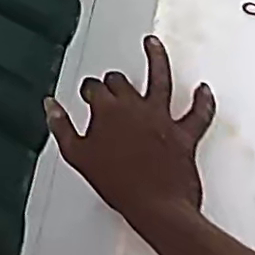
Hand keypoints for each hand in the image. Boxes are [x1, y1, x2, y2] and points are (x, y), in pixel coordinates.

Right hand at [46, 36, 215, 232]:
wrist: (158, 210)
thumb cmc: (118, 184)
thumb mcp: (77, 155)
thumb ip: (60, 125)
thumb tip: (50, 105)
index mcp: (106, 109)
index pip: (93, 87)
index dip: (89, 92)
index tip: (88, 97)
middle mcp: (133, 107)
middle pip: (120, 81)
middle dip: (113, 81)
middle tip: (111, 87)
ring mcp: (161, 119)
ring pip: (160, 80)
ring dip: (156, 58)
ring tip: (153, 43)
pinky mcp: (184, 135)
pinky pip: (197, 115)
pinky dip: (203, 102)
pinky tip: (204, 89)